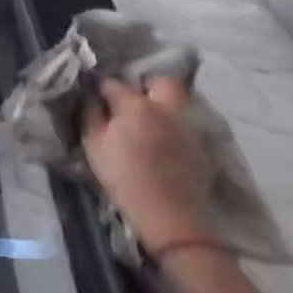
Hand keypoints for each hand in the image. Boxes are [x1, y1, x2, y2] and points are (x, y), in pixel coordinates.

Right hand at [81, 77, 208, 250]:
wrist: (166, 210)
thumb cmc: (121, 174)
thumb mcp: (93, 143)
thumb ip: (90, 114)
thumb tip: (90, 97)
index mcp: (136, 106)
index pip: (114, 84)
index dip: (100, 86)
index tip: (92, 93)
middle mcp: (167, 109)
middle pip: (163, 82)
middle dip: (146, 84)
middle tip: (131, 97)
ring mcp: (189, 126)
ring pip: (179, 102)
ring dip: (162, 103)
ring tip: (146, 119)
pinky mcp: (202, 144)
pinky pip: (186, 123)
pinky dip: (173, 124)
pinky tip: (161, 140)